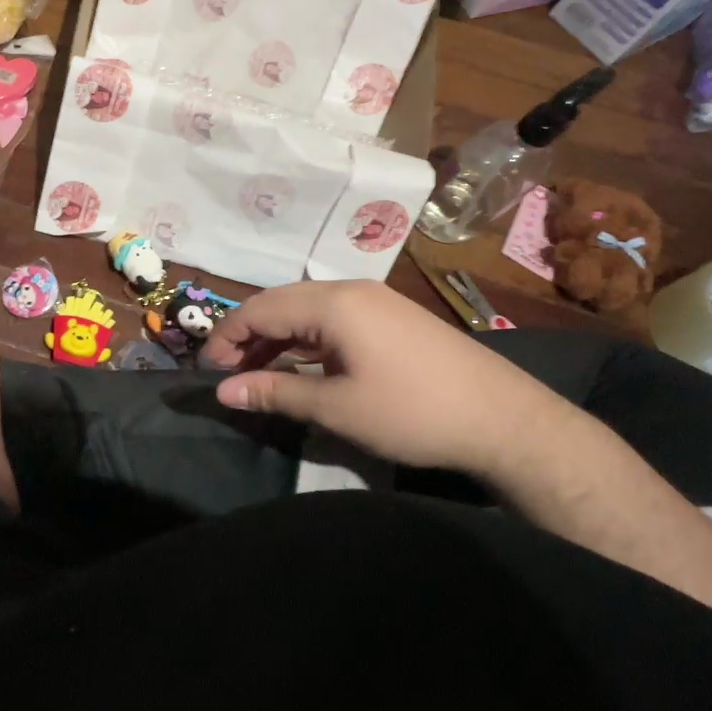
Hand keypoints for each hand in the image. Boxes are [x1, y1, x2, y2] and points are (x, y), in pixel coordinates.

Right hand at [202, 280, 575, 475]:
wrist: (504, 420)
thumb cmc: (412, 412)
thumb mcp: (336, 408)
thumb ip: (274, 393)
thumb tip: (222, 391)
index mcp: (334, 304)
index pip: (259, 308)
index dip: (226, 338)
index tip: (207, 372)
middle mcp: (350, 290)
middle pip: (279, 302)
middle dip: (246, 336)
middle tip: (227, 375)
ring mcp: (374, 302)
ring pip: (305, 310)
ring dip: (274, 339)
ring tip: (255, 375)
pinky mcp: (391, 319)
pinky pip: (330, 319)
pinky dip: (303, 341)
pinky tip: (297, 367)